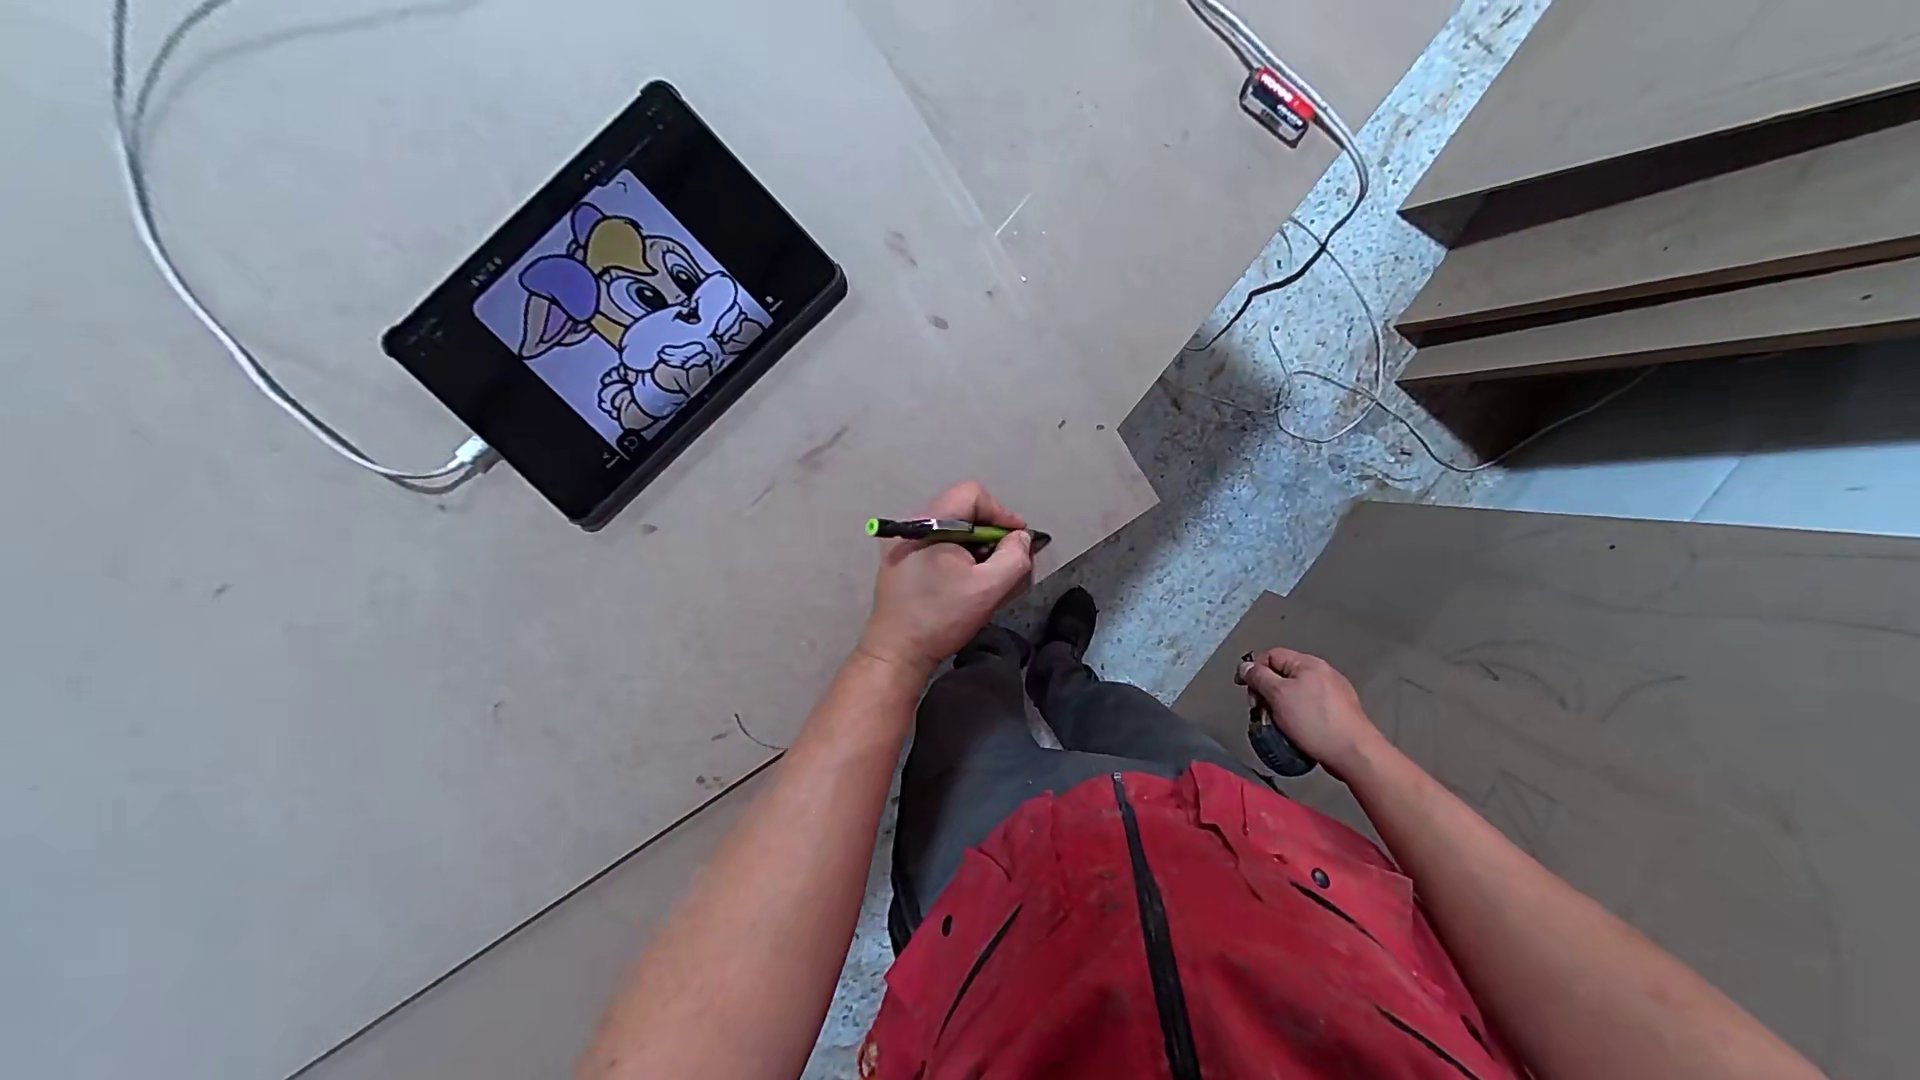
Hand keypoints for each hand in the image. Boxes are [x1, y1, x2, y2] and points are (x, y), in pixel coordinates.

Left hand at [857, 482, 1034, 677]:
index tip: (1015, 541)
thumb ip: (1014, 557)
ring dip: (975, 547)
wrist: (896, 652)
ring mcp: (902, 542)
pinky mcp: (900, 559)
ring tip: (985, 577)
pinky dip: (958, 556)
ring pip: (952, 529)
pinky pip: (937, 544)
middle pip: (963, 510)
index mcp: (928, 522)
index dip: (1001, 514)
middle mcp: (911, 524)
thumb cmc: (939, 618)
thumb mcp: (989, 588)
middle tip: (1004, 562)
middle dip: (990, 534)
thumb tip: (1021, 538)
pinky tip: (965, 583)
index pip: (973, 494)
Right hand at [1236, 648, 1385, 779]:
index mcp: (1308, 663)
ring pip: (1294, 693)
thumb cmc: (1315, 722)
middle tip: (1262, 711)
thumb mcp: (1278, 695)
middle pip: (1281, 674)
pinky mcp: (1338, 712)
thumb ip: (1258, 677)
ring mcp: (1333, 693)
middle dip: (1266, 691)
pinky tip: (1297, 730)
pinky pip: (1308, 707)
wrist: (1354, 754)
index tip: (1246, 690)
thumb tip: (1246, 666)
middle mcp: (1322, 673)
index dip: (1254, 670)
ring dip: (1280, 706)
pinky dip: (1296, 715)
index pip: (1270, 656)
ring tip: (1278, 724)